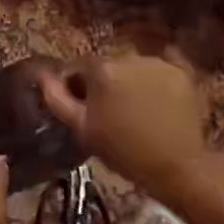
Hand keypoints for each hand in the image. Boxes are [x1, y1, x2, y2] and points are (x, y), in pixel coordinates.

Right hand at [37, 53, 219, 203]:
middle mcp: (128, 55)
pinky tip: (160, 98)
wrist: (178, 168)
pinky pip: (163, 65)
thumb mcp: (84, 129)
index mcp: (101, 68)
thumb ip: (58, 99)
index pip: (80, 67)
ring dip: (132, 80)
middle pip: (109, 64)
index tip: (87, 108)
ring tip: (140, 109)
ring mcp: (157, 60)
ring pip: (134, 65)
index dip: (80, 87)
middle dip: (107, 82)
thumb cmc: (125, 152)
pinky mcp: (180, 69)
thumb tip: (43, 76)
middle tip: (113, 112)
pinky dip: (158, 78)